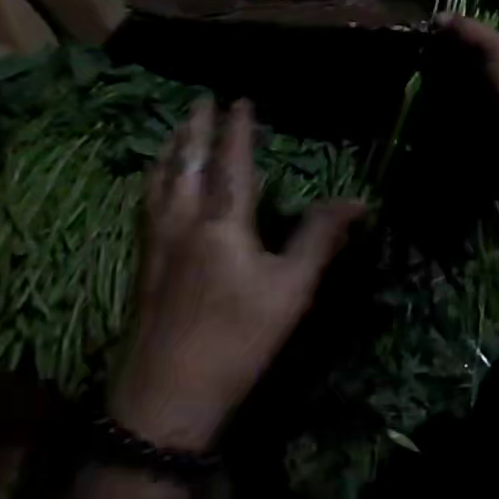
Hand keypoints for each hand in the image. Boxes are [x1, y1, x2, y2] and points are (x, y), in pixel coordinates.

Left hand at [109, 98, 362, 450]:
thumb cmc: (237, 340)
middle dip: (195, 128)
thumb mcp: (290, 291)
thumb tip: (358, 201)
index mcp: (222, 222)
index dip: (236, 128)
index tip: (240, 99)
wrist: (164, 398)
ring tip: (175, 130)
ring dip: (170, 149)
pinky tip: (153, 186)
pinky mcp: (141, 263)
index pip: (231, 161)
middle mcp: (184, 220)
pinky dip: (153, 180)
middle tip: (200, 100)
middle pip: (187, 162)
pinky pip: (145, 204)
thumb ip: (320, 239)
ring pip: (160, 180)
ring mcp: (156, 242)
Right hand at [439, 16, 498, 141]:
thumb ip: (467, 30)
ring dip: (479, 87)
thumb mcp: (493, 47)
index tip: (461, 40)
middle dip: (480, 61)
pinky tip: (462, 108)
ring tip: (449, 84)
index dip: (489, 32)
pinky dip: (483, 109)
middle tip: (449, 61)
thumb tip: (439, 17)